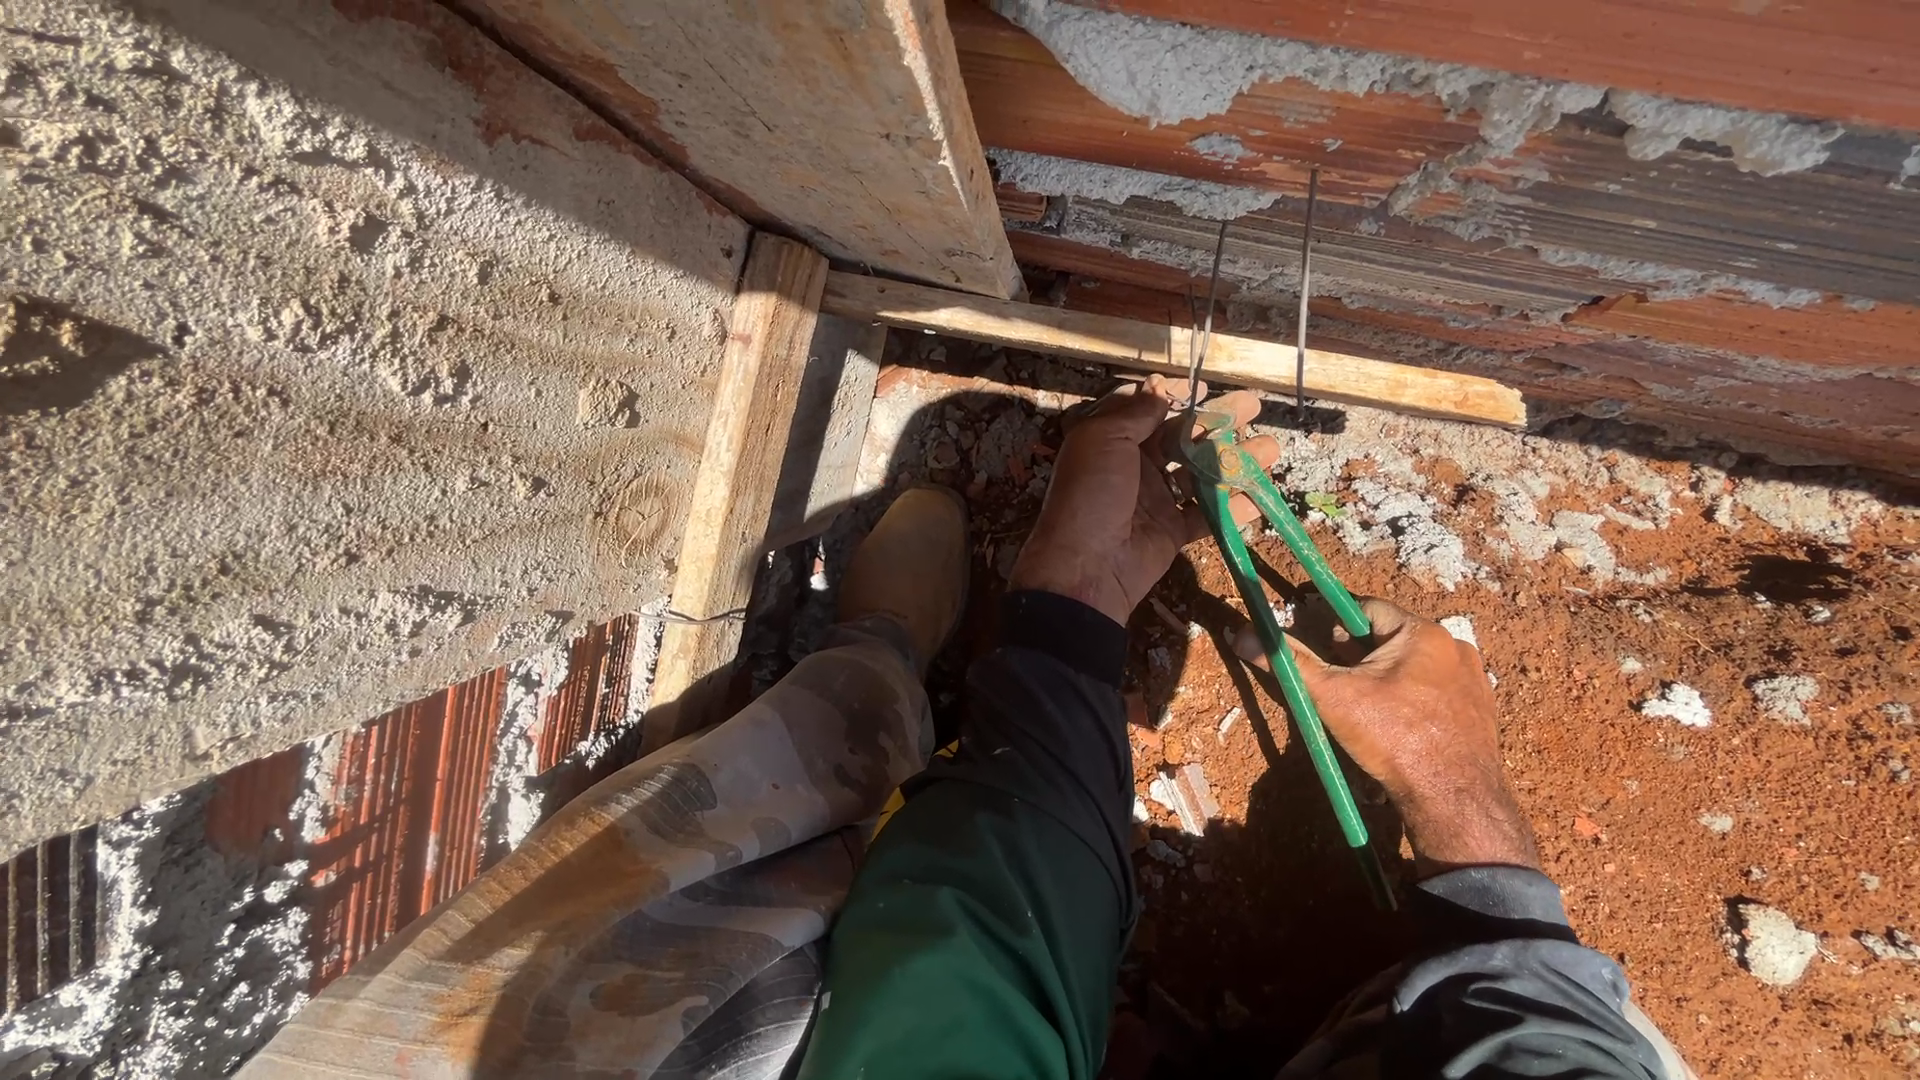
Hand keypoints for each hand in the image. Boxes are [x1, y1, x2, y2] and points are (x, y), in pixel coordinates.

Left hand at [1009, 375, 1272, 625]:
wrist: (1086, 564)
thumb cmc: (1091, 493)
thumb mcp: (1103, 439)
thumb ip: (1134, 414)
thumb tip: (1159, 389)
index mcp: (1112, 442)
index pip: (1147, 411)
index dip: (1175, 396)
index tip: (1204, 387)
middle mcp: (1134, 467)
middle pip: (1182, 438)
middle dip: (1218, 422)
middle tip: (1254, 407)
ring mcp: (1154, 500)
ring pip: (1200, 474)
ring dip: (1235, 461)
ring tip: (1271, 449)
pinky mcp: (1170, 531)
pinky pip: (1206, 516)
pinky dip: (1232, 508)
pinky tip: (1259, 498)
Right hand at [1234, 597, 1539, 874]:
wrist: (1453, 799)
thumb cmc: (1391, 737)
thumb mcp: (1330, 694)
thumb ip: (1288, 660)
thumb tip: (1241, 635)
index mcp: (1422, 633)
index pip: (1366, 608)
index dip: (1333, 624)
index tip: (1317, 647)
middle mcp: (1454, 647)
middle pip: (1388, 636)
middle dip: (1356, 656)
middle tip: (1336, 683)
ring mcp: (1472, 678)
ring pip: (1410, 664)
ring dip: (1383, 676)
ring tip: (1363, 709)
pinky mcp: (1480, 709)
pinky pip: (1433, 689)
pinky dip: (1409, 698)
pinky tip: (1395, 727)